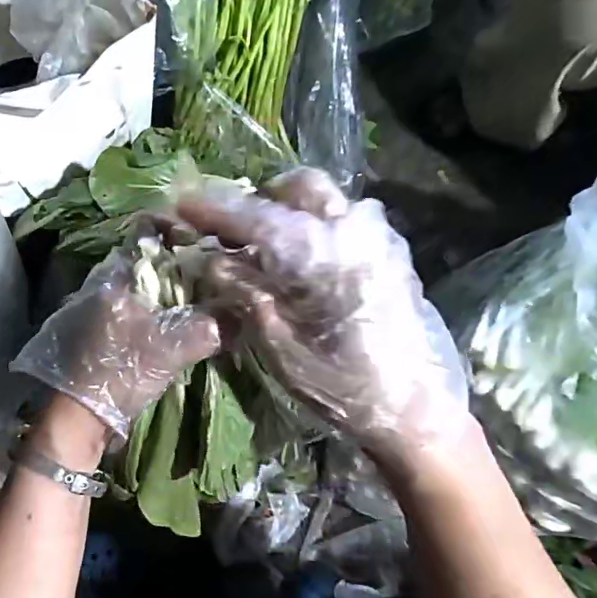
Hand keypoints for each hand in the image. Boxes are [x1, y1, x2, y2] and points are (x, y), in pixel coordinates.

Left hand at [11, 240, 220, 439]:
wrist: (68, 417)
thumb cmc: (116, 374)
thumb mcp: (170, 349)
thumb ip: (208, 327)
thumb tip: (241, 315)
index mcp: (115, 275)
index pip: (146, 230)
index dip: (178, 230)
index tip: (205, 243)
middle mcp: (98, 282)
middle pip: (143, 258)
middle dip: (175, 264)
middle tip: (208, 276)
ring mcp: (88, 306)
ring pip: (134, 285)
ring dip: (161, 291)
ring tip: (194, 303)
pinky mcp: (85, 331)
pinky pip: (124, 307)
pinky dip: (146, 311)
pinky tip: (164, 327)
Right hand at [174, 168, 471, 452]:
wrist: (417, 409)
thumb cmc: (340, 382)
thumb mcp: (277, 342)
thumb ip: (243, 290)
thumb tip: (211, 259)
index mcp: (317, 250)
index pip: (253, 214)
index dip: (212, 207)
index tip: (179, 201)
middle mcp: (351, 228)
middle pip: (296, 188)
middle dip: (258, 199)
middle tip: (230, 228)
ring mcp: (377, 236)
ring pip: (324, 200)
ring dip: (288, 210)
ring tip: (263, 245)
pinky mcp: (392, 252)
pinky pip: (345, 220)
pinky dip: (315, 226)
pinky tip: (301, 261)